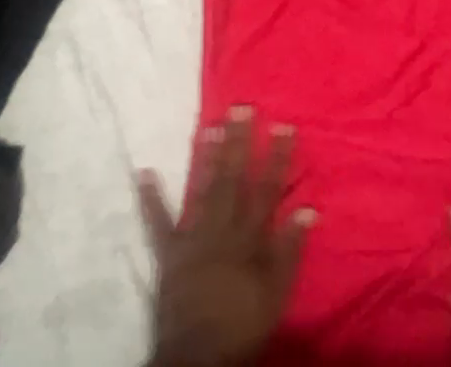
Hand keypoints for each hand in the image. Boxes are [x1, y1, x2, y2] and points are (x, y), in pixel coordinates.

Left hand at [140, 106, 313, 366]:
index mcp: (250, 238)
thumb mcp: (277, 290)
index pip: (268, 189)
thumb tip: (307, 208)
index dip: (278, 157)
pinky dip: (149, 199)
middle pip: (233, 181)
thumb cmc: (244, 323)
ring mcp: (192, 240)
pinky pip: (157, 224)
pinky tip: (143, 172)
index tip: (284, 125)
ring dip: (207, 158)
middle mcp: (221, 230)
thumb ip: (290, 249)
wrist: (197, 354)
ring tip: (211, 125)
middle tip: (242, 108)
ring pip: (202, 192)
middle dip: (240, 143)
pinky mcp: (168, 254)